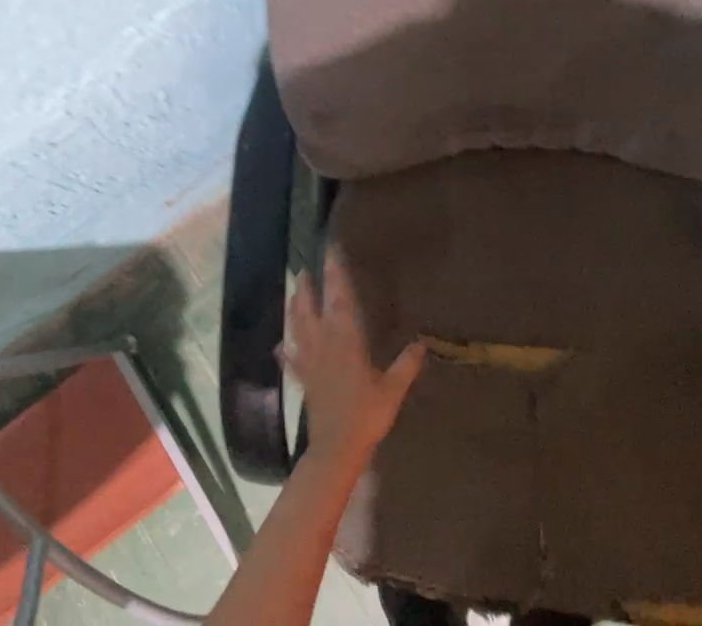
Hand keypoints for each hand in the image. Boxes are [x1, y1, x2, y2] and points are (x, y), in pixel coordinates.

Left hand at [282, 252, 426, 467]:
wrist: (337, 447)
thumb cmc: (368, 415)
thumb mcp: (393, 389)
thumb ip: (406, 364)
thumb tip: (422, 343)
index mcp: (346, 340)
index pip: (340, 298)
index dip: (336, 274)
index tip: (332, 252)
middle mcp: (323, 345)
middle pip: (311, 308)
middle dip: (308, 286)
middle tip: (305, 268)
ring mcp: (310, 362)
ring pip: (297, 328)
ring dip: (294, 308)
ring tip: (294, 293)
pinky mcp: (304, 381)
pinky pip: (292, 361)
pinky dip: (285, 351)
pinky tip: (279, 346)